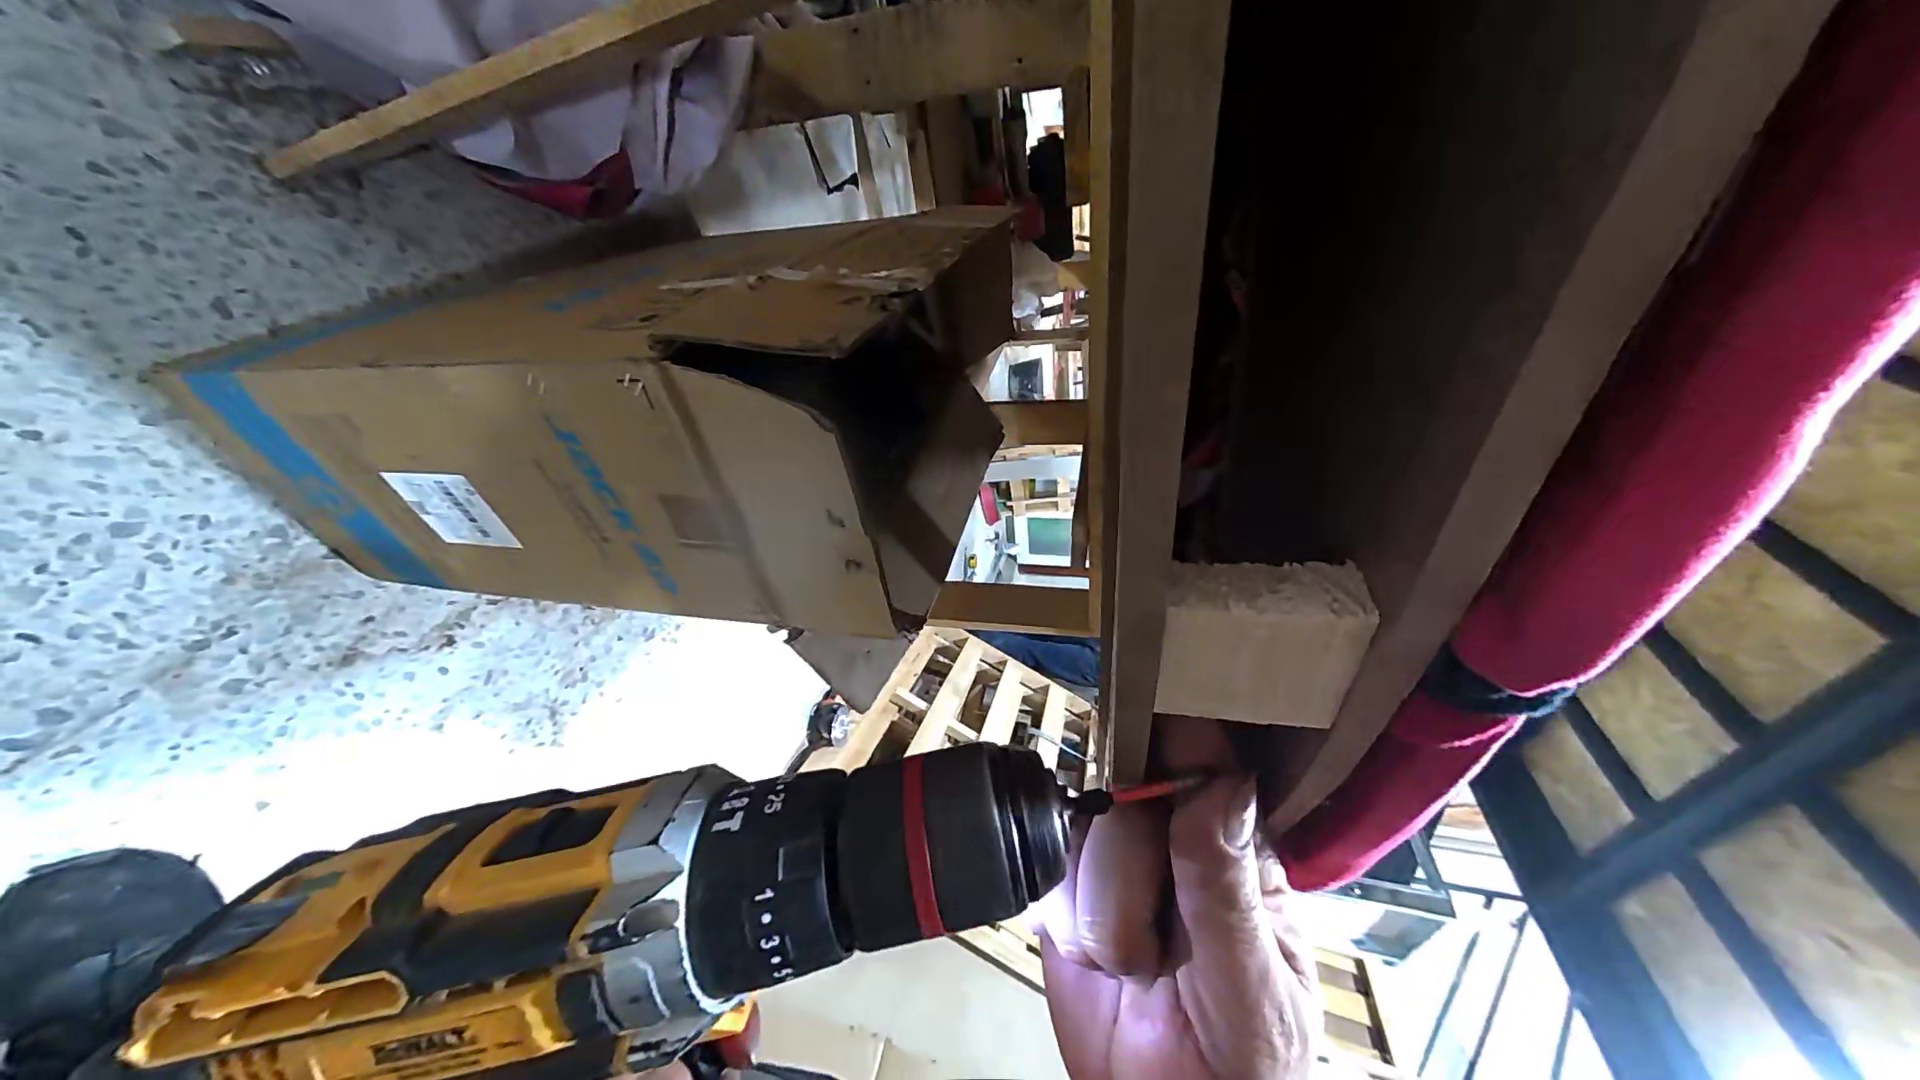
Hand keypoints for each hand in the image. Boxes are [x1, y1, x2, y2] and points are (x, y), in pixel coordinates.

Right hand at [1036, 716, 1320, 1079]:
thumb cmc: (1243, 1064)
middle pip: (1125, 794)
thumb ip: (1227, 890)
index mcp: (1234, 847)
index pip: (1209, 765)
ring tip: (1132, 969)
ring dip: (1100, 917)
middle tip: (1157, 951)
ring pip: (1078, 832)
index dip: (1183, 742)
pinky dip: (1067, 925)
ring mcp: (1112, 860)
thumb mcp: (1252, 990)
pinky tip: (1095, 961)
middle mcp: (1170, 838)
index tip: (1157, 722)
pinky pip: (1044, 870)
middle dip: (1129, 877)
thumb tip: (1226, 781)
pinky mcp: (1065, 888)